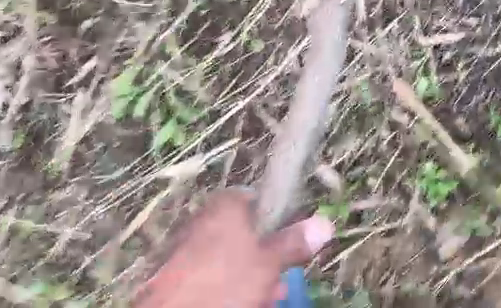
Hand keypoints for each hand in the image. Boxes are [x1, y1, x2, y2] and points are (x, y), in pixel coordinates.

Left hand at [134, 189, 335, 307]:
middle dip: (264, 262)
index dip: (279, 228)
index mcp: (227, 203)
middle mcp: (206, 216)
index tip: (289, 254)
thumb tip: (326, 222)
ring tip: (261, 302)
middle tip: (276, 288)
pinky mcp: (174, 272)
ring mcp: (187, 244)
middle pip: (246, 235)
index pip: (261, 203)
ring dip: (247, 279)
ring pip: (229, 259)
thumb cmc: (225, 282)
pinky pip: (209, 274)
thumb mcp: (268, 264)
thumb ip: (294, 243)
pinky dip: (223, 287)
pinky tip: (236, 302)